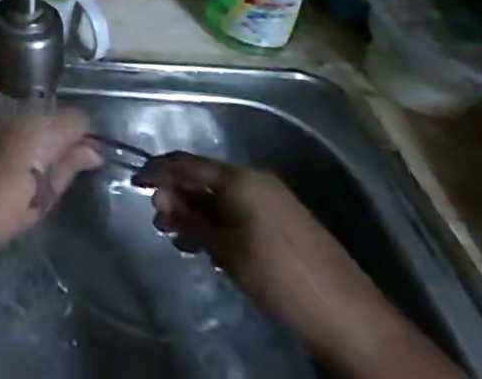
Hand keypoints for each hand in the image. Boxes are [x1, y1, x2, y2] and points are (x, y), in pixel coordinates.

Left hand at [0, 106, 102, 256]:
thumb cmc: (3, 210)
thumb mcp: (45, 195)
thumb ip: (70, 165)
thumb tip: (94, 151)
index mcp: (39, 127)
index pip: (77, 117)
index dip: (85, 137)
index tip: (84, 158)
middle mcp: (18, 111)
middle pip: (52, 112)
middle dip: (60, 133)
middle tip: (58, 165)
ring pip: (29, 112)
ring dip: (37, 131)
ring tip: (34, 164)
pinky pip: (7, 117)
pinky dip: (16, 131)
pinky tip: (11, 158)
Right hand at [134, 153, 464, 378]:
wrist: (349, 316)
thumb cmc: (278, 276)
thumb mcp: (225, 249)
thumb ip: (189, 219)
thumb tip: (158, 195)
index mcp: (240, 178)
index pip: (187, 164)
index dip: (157, 171)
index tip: (133, 182)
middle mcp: (256, 180)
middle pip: (204, 179)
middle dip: (176, 196)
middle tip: (156, 221)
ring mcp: (272, 200)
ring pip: (220, 198)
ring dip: (195, 214)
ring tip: (176, 238)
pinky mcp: (283, 221)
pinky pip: (238, 211)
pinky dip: (217, 224)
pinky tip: (206, 247)